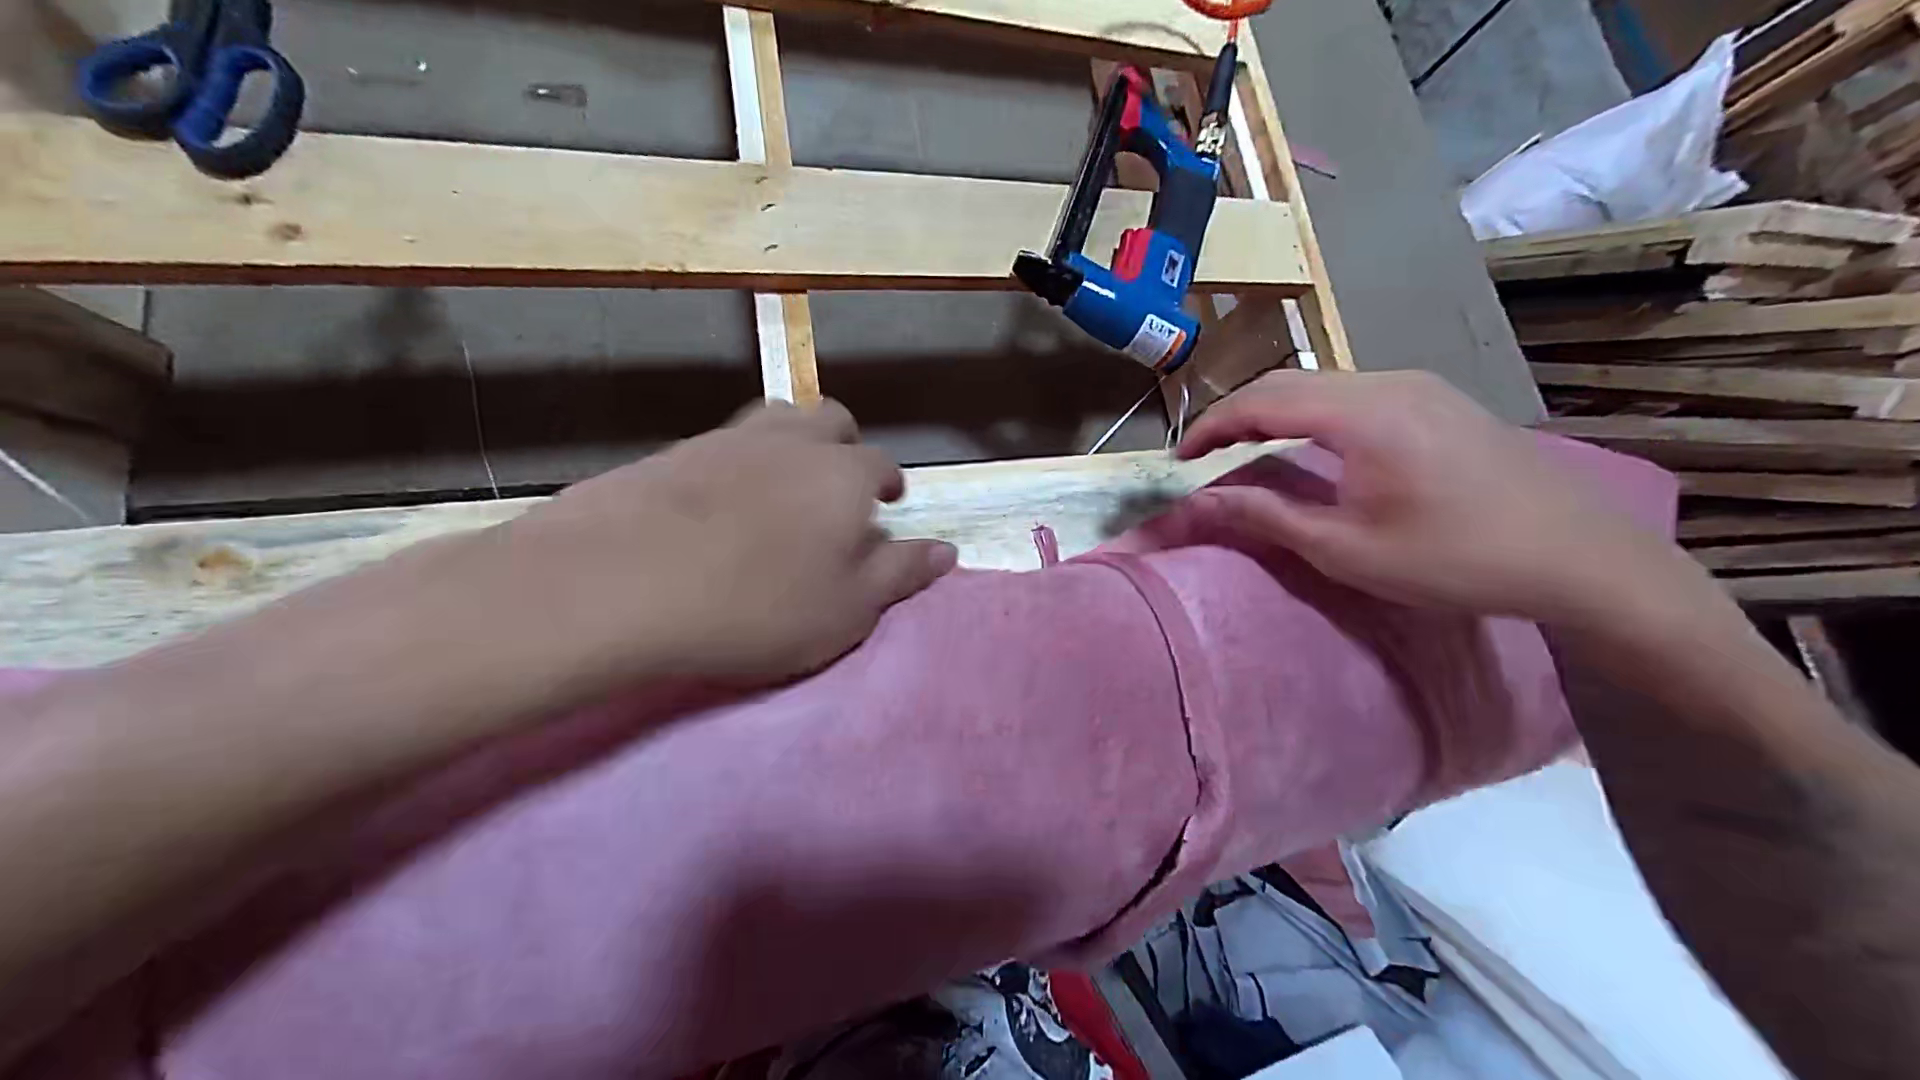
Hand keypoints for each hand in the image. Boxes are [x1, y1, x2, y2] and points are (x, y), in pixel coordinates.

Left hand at [455, 400, 956, 696]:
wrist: (618, 582)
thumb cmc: (756, 606)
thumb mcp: (845, 609)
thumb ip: (899, 575)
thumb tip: (946, 550)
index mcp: (843, 475)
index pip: (882, 467)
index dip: (888, 488)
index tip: (887, 509)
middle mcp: (792, 441)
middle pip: (831, 421)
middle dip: (845, 448)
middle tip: (837, 493)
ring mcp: (727, 439)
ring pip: (776, 421)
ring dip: (792, 446)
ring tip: (783, 492)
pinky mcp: (672, 452)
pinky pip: (722, 445)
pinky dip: (738, 464)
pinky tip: (722, 503)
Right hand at [1176, 370, 1704, 629]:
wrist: (1585, 559)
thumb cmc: (1456, 560)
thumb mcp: (1346, 549)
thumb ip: (1266, 516)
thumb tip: (1199, 503)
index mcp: (1363, 414)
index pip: (1261, 401)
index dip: (1210, 428)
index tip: (1179, 461)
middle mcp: (1388, 383)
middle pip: (1288, 383)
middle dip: (1235, 416)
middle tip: (1204, 458)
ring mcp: (1419, 386)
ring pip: (1320, 385)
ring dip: (1273, 413)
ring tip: (1246, 454)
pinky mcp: (1438, 400)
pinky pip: (1353, 394)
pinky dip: (1310, 415)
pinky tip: (1307, 449)